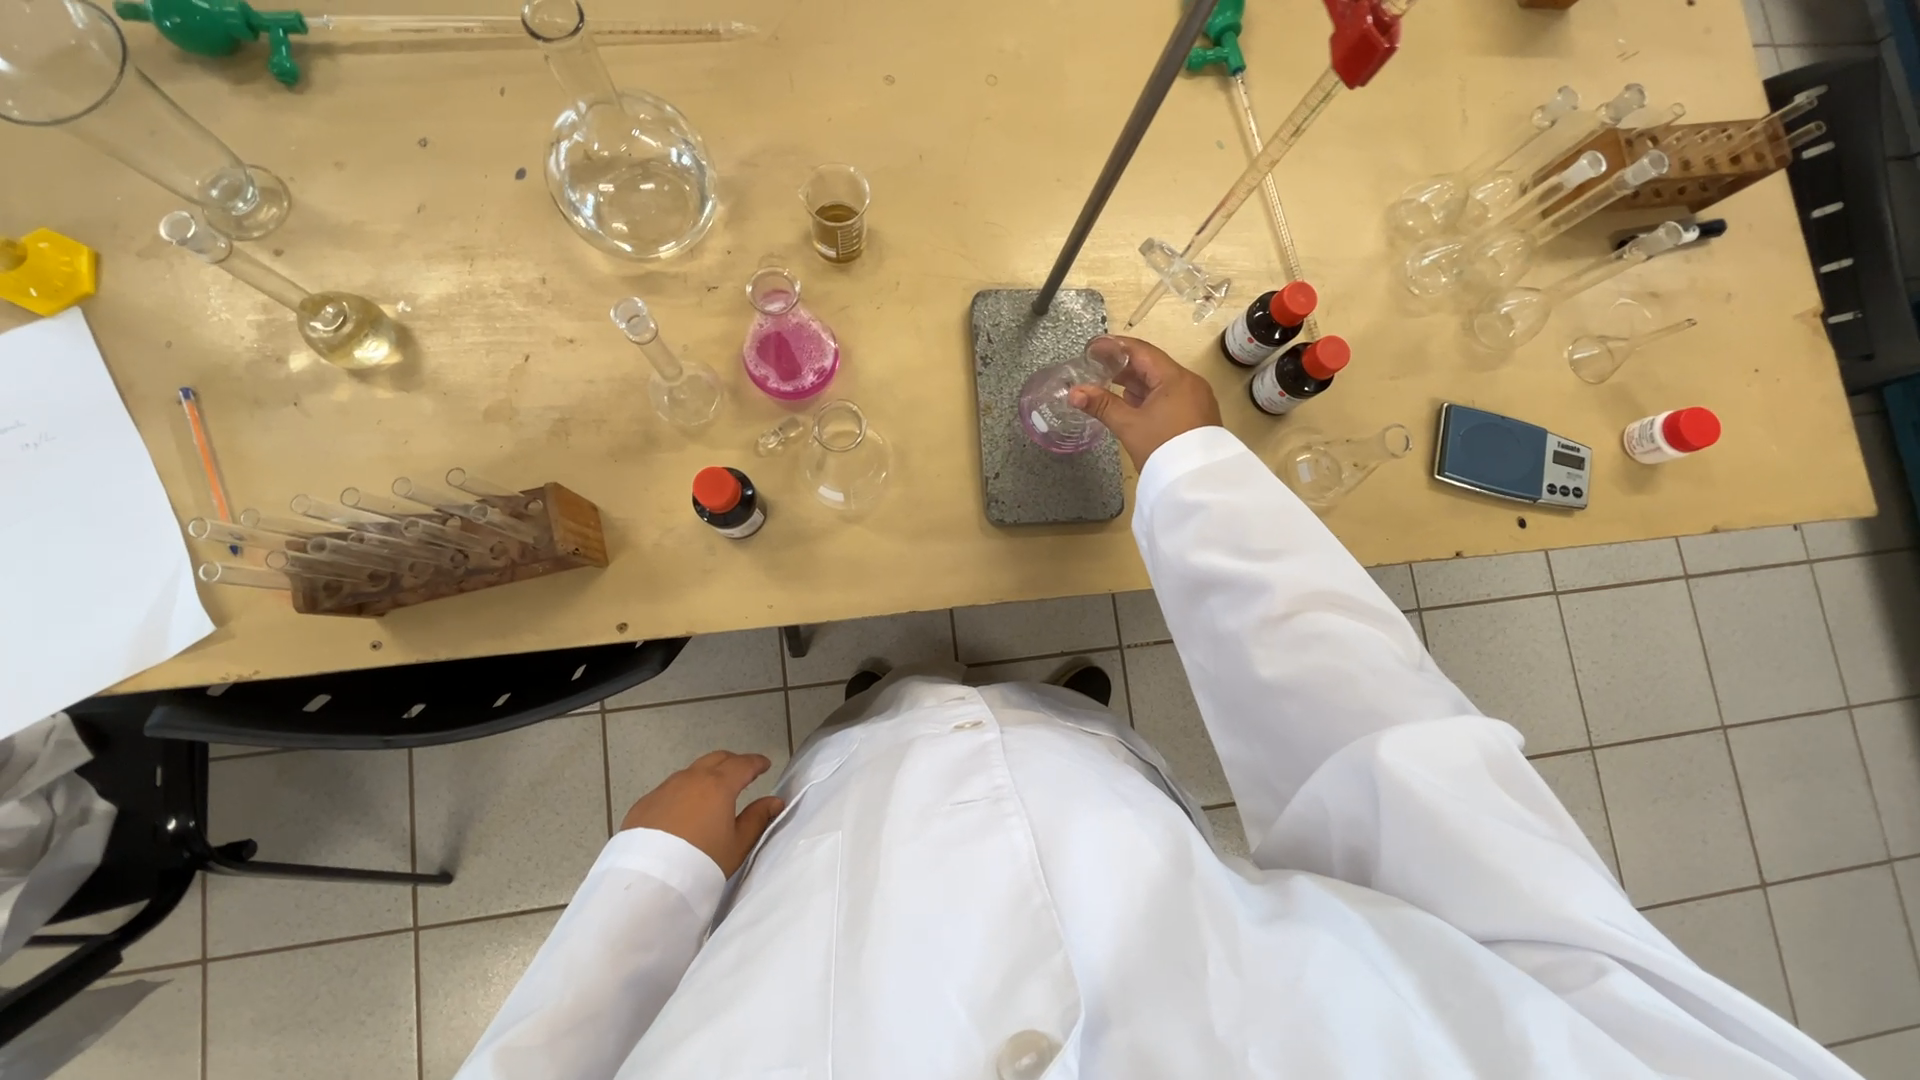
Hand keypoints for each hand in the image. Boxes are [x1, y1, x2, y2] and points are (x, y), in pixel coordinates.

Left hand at [619, 751, 784, 876]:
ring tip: (711, 793)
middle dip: (732, 762)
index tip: (765, 764)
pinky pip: (669, 790)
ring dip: (705, 776)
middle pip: (716, 759)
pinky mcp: (644, 803)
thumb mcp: (737, 844)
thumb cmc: (702, 860)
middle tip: (742, 773)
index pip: (743, 764)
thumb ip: (758, 818)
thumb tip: (775, 802)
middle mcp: (691, 779)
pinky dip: (682, 793)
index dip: (756, 762)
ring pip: (690, 773)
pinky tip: (682, 812)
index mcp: (719, 785)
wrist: (649, 880)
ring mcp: (664, 789)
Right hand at [1068, 336, 1221, 470]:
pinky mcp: (1195, 416)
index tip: (1093, 348)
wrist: (1196, 484)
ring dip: (1134, 383)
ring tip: (1106, 385)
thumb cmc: (1162, 448)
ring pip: (1159, 383)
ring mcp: (1195, 400)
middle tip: (1094, 367)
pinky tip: (1129, 404)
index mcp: (1175, 378)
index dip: (1115, 347)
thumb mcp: (1129, 426)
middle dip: (1122, 367)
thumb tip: (1074, 392)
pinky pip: (1168, 397)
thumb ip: (1102, 405)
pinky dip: (1147, 397)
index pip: (1141, 351)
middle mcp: (1189, 383)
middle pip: (1151, 366)